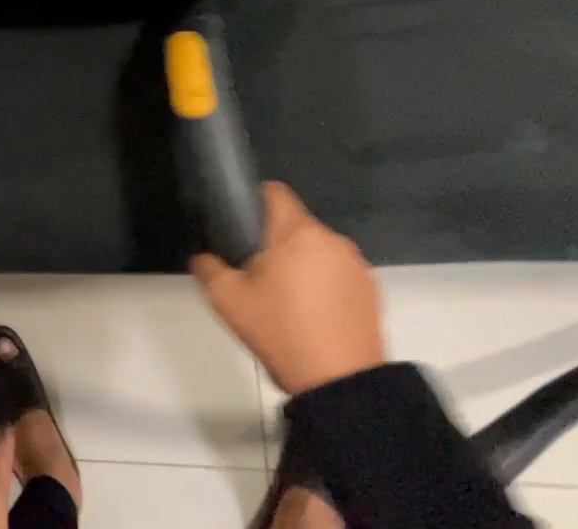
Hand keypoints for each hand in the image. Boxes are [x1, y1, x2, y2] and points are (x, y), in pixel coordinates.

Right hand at [190, 182, 385, 393]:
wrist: (340, 384)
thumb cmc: (280, 331)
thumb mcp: (226, 300)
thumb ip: (207, 267)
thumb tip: (204, 257)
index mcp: (297, 233)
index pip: (275, 192)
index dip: (254, 201)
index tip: (241, 226)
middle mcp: (332, 240)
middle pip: (296, 226)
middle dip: (276, 242)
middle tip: (257, 274)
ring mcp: (357, 266)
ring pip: (318, 251)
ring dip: (302, 264)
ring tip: (287, 299)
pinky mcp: (373, 292)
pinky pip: (339, 274)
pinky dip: (325, 285)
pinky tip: (313, 315)